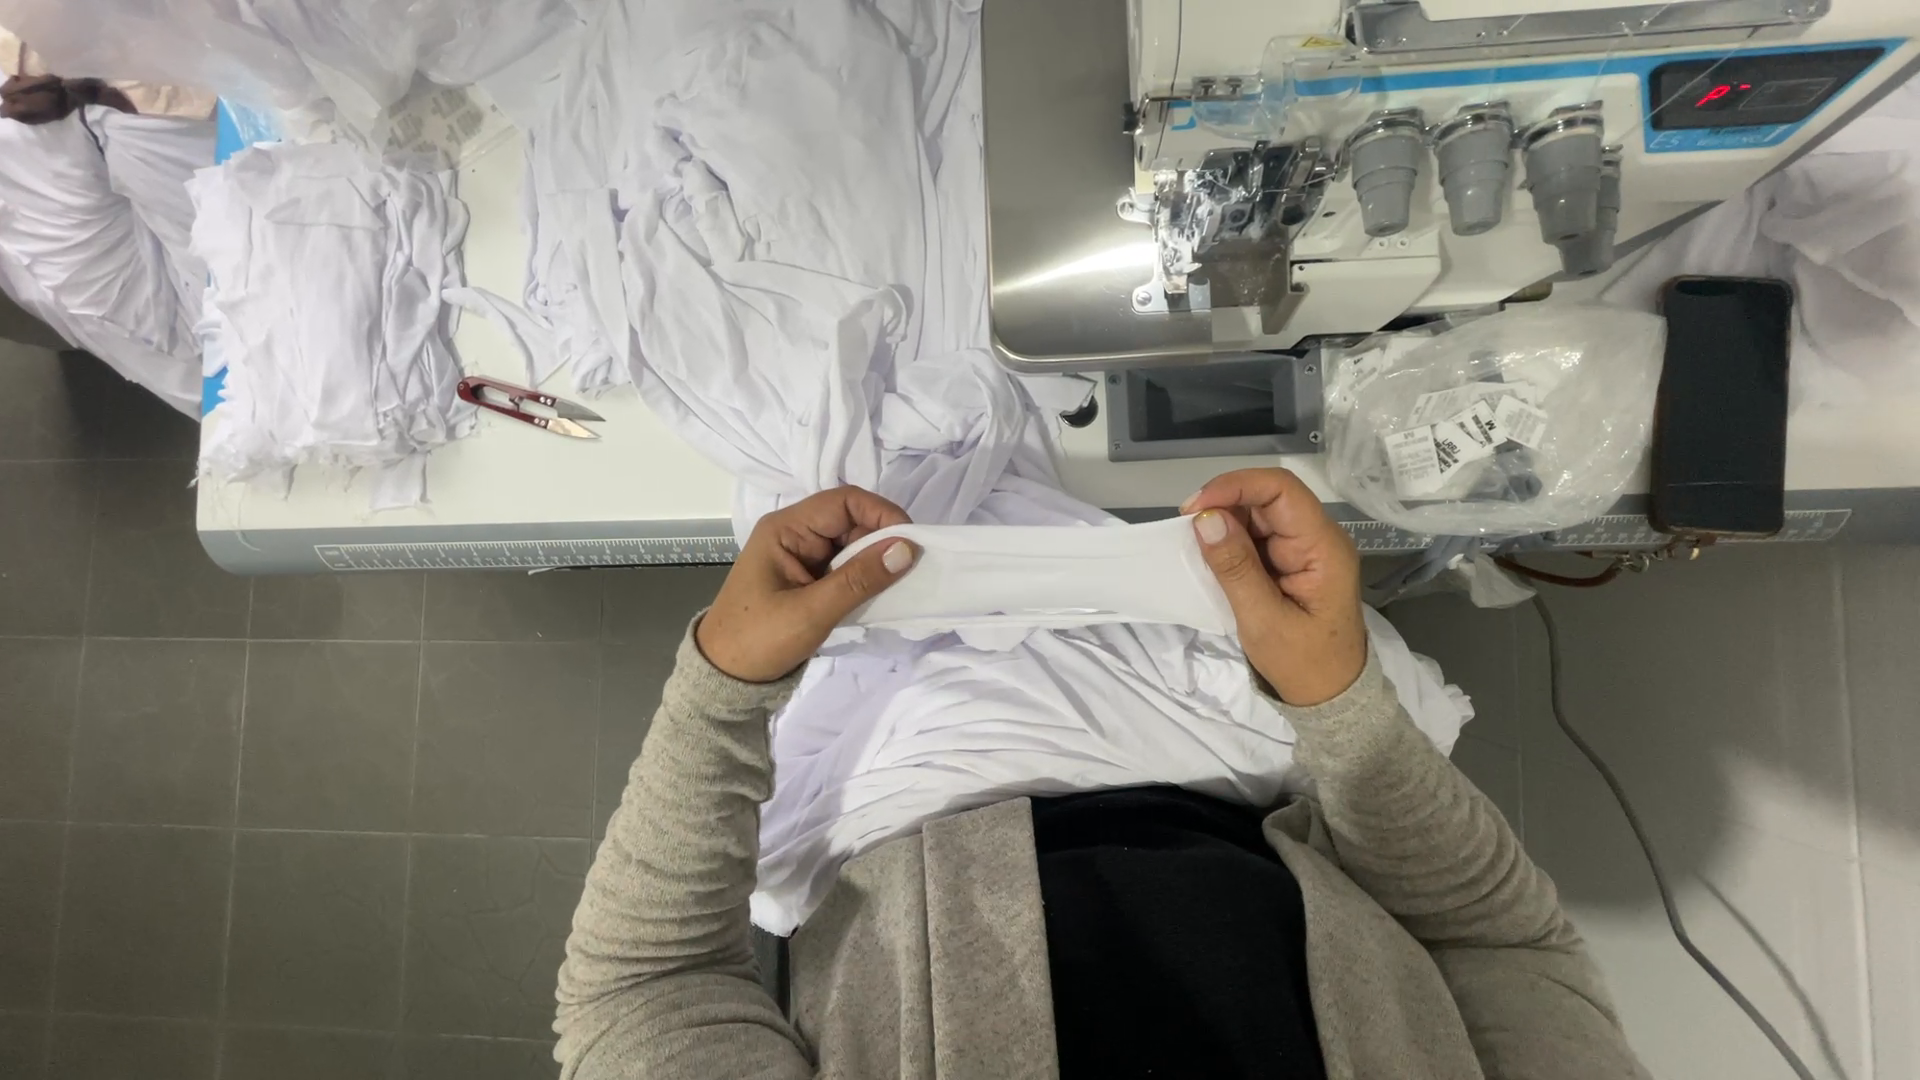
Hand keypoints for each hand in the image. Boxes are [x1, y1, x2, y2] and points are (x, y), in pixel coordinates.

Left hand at [696, 487, 918, 681]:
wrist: (725, 678)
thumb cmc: (758, 640)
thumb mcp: (812, 611)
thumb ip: (860, 579)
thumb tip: (908, 548)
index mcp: (785, 529)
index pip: (844, 501)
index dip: (881, 513)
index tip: (911, 541)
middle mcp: (795, 533)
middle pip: (850, 519)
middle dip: (882, 538)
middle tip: (912, 565)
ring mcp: (802, 555)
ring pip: (852, 542)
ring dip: (876, 558)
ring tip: (902, 579)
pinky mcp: (810, 577)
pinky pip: (846, 564)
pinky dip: (866, 574)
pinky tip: (883, 589)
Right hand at [1184, 469, 1366, 705]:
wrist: (1330, 696)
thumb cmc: (1302, 663)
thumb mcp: (1263, 620)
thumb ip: (1235, 567)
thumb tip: (1205, 520)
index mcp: (1322, 547)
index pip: (1281, 490)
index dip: (1235, 486)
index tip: (1194, 508)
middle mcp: (1317, 537)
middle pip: (1268, 496)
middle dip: (1223, 504)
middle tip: (1185, 528)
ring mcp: (1304, 548)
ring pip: (1259, 513)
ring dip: (1223, 521)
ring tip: (1193, 543)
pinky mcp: (1290, 560)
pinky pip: (1256, 534)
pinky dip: (1228, 539)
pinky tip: (1210, 554)